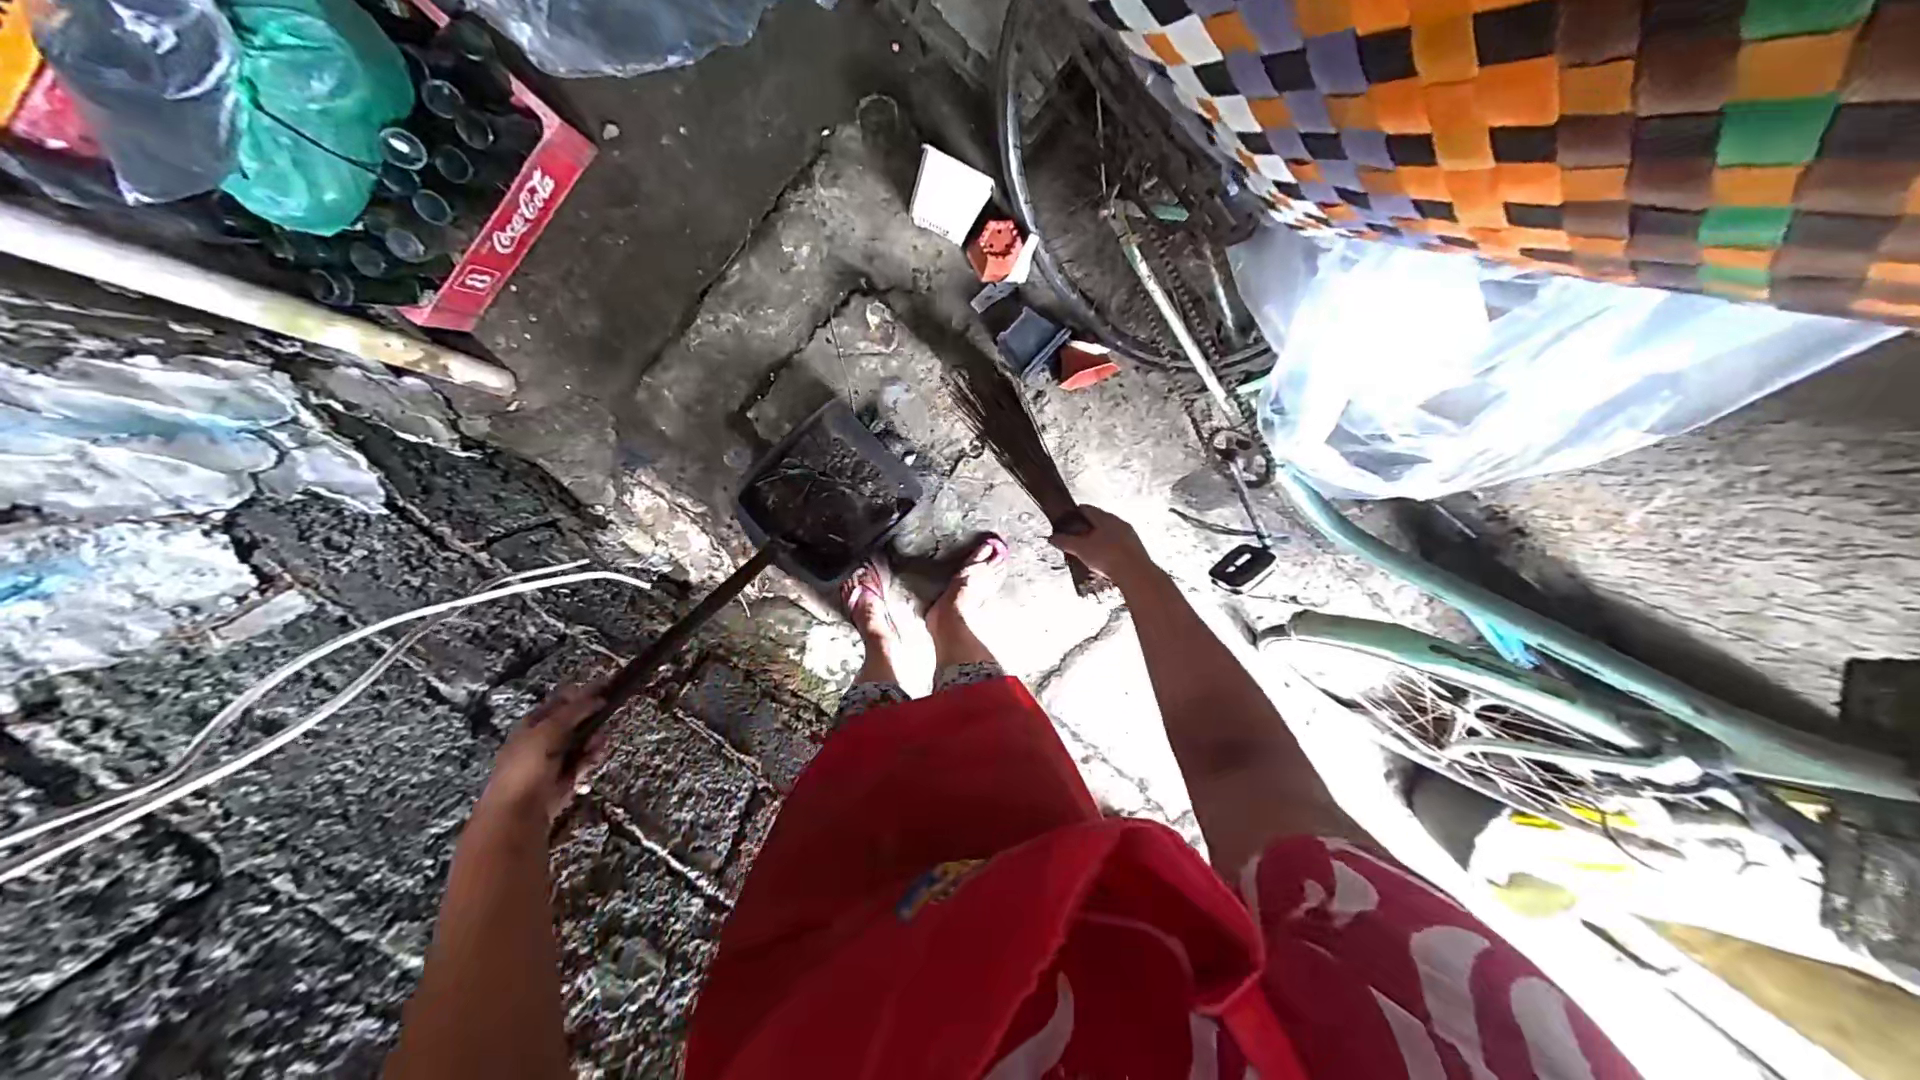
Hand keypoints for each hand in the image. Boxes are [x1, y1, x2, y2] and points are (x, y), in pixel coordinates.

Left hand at [477, 680, 609, 825]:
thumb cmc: (527, 765)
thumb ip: (574, 711)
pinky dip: (593, 756)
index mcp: (533, 723)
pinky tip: (597, 755)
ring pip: (584, 739)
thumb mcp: (548, 730)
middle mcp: (544, 738)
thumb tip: (599, 697)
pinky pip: (585, 759)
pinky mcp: (567, 776)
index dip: (582, 693)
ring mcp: (556, 758)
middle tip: (606, 715)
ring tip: (598, 743)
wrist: (518, 811)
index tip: (605, 687)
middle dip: (592, 717)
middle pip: (576, 720)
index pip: (561, 701)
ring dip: (594, 738)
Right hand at [1049, 505, 1156, 587]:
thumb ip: (1065, 541)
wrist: (1135, 574)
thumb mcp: (1080, 549)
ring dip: (1100, 540)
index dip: (1074, 514)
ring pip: (1111, 533)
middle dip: (1087, 528)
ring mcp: (1130, 536)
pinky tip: (1105, 561)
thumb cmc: (1109, 556)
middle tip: (1076, 539)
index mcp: (1105, 517)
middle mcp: (1119, 523)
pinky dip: (1110, 550)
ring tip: (1090, 553)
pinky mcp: (1136, 549)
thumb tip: (1053, 537)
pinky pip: (1119, 546)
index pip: (1087, 509)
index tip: (1068, 520)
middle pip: (1099, 521)